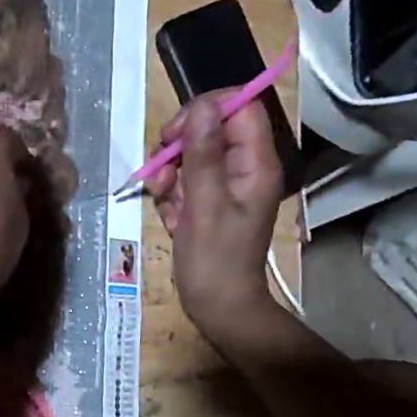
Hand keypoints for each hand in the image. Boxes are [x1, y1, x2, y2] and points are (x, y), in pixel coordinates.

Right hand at [145, 91, 284, 349]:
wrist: (219, 309)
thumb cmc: (215, 262)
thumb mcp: (204, 207)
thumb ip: (203, 156)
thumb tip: (203, 107)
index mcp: (256, 164)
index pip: (240, 107)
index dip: (206, 109)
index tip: (176, 133)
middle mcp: (244, 169)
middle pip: (211, 128)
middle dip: (179, 146)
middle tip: (160, 171)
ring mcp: (226, 187)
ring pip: (193, 155)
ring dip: (169, 174)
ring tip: (162, 200)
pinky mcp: (209, 203)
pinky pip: (185, 182)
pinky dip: (171, 196)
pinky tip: (169, 218)